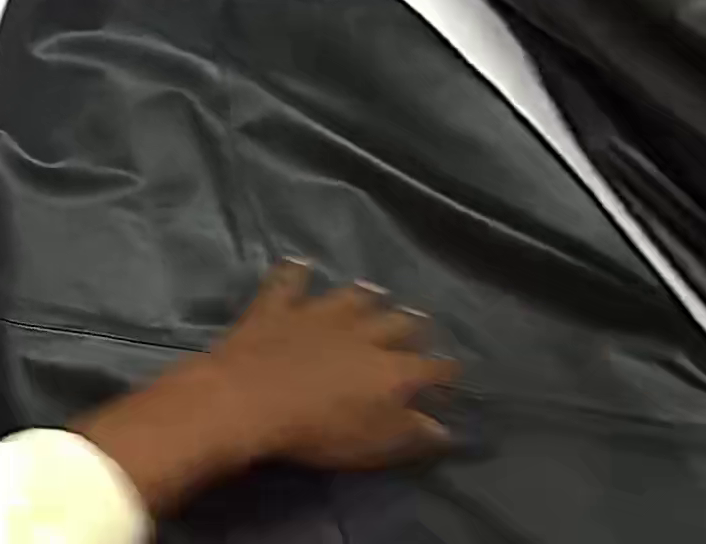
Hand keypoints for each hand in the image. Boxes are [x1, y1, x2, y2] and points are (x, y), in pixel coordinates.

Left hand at [75, 260, 456, 515]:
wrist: (249, 395)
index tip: (455, 365)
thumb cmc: (316, 430)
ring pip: (346, 298)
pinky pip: (287, 281)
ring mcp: (313, 314)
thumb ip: (409, 431)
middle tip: (419, 316)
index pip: (429, 367)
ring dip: (362, 294)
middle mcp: (357, 334)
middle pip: (391, 324)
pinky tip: (299, 260)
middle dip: (409, 322)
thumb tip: (440, 426)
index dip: (444, 368)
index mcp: (389, 371)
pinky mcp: (275, 305)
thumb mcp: (374, 444)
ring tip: (374, 288)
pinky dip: (294, 270)